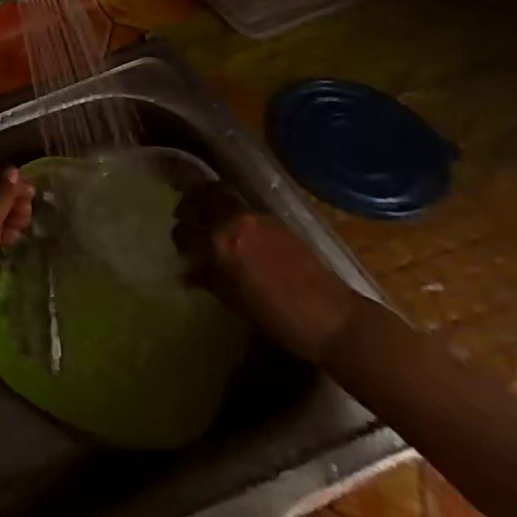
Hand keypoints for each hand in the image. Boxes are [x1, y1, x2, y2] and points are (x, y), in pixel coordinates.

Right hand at [173, 183, 365, 362]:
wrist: (336, 320)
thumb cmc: (277, 316)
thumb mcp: (232, 299)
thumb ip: (206, 278)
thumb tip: (186, 271)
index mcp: (220, 241)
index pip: (184, 231)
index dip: (179, 240)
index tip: (181, 250)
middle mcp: (237, 221)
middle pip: (203, 195)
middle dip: (189, 204)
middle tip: (187, 217)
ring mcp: (260, 219)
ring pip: (224, 197)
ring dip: (211, 204)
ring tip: (209, 221)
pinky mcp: (279, 223)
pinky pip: (245, 209)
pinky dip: (234, 213)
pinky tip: (237, 233)